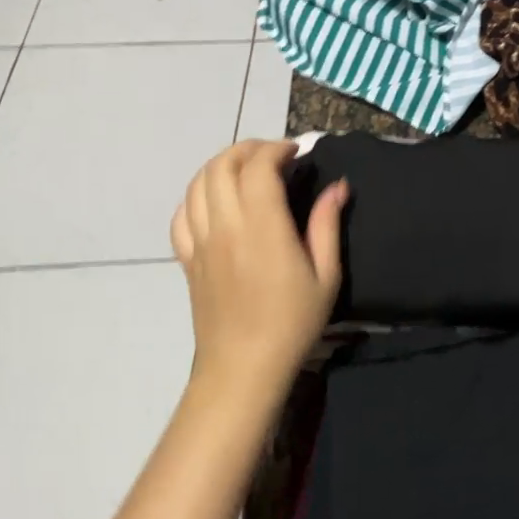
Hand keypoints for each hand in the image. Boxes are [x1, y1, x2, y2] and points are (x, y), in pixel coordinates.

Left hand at [170, 140, 347, 381]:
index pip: (257, 166)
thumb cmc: (292, 322)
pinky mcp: (187, 260)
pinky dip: (197, 196)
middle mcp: (225, 226)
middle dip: (248, 149)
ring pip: (197, 184)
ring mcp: (200, 243)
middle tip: (274, 156)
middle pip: (221, 165)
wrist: (243, 368)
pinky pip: (181, 215)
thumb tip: (338, 187)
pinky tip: (217, 202)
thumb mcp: (326, 275)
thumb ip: (327, 225)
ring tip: (247, 171)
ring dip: (221, 165)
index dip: (276, 149)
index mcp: (262, 227)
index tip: (297, 153)